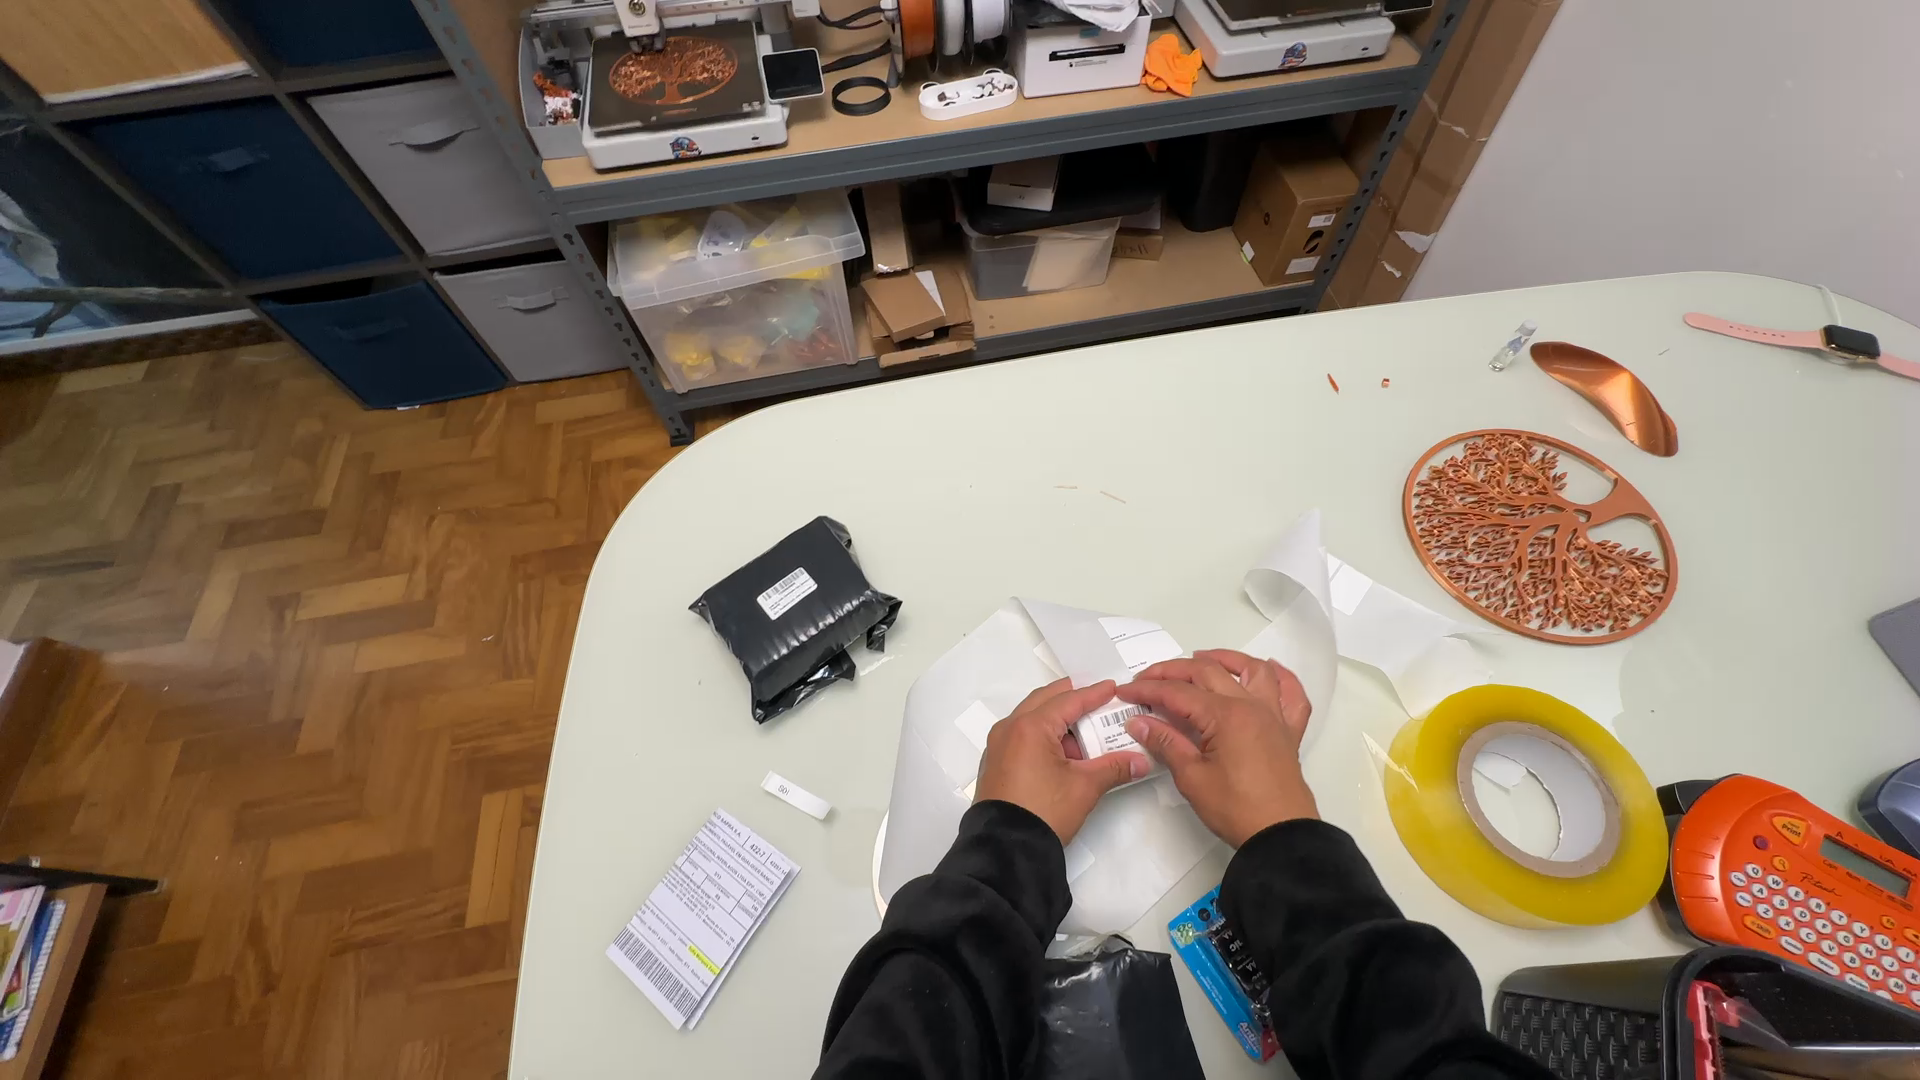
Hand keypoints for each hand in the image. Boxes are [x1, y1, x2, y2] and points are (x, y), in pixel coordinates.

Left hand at [975, 678, 1149, 844]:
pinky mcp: (996, 762)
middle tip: (1097, 699)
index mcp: (1030, 727)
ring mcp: (998, 745)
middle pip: (1045, 701)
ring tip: (1086, 733)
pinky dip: (1043, 735)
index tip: (1112, 687)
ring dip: (1058, 720)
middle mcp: (1009, 728)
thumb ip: (1114, 767)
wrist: (1006, 849)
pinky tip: (1063, 752)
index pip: (1068, 701)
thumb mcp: (1084, 787)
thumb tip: (1140, 760)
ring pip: (1031, 718)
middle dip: (1072, 699)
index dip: (1093, 694)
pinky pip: (1021, 736)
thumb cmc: (1044, 812)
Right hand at [1115, 649, 1316, 847]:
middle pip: (1207, 672)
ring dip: (1226, 659)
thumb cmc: (1235, 809)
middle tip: (1147, 678)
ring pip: (1253, 670)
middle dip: (1173, 671)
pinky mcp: (1288, 732)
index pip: (1177, 693)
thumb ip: (1166, 743)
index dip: (1148, 690)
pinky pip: (1292, 695)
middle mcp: (1251, 706)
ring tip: (1202, 658)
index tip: (1126, 692)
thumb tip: (1138, 722)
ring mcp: (1274, 716)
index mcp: (1225, 716)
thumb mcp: (1191, 777)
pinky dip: (1282, 678)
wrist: (1282, 837)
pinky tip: (1269, 671)